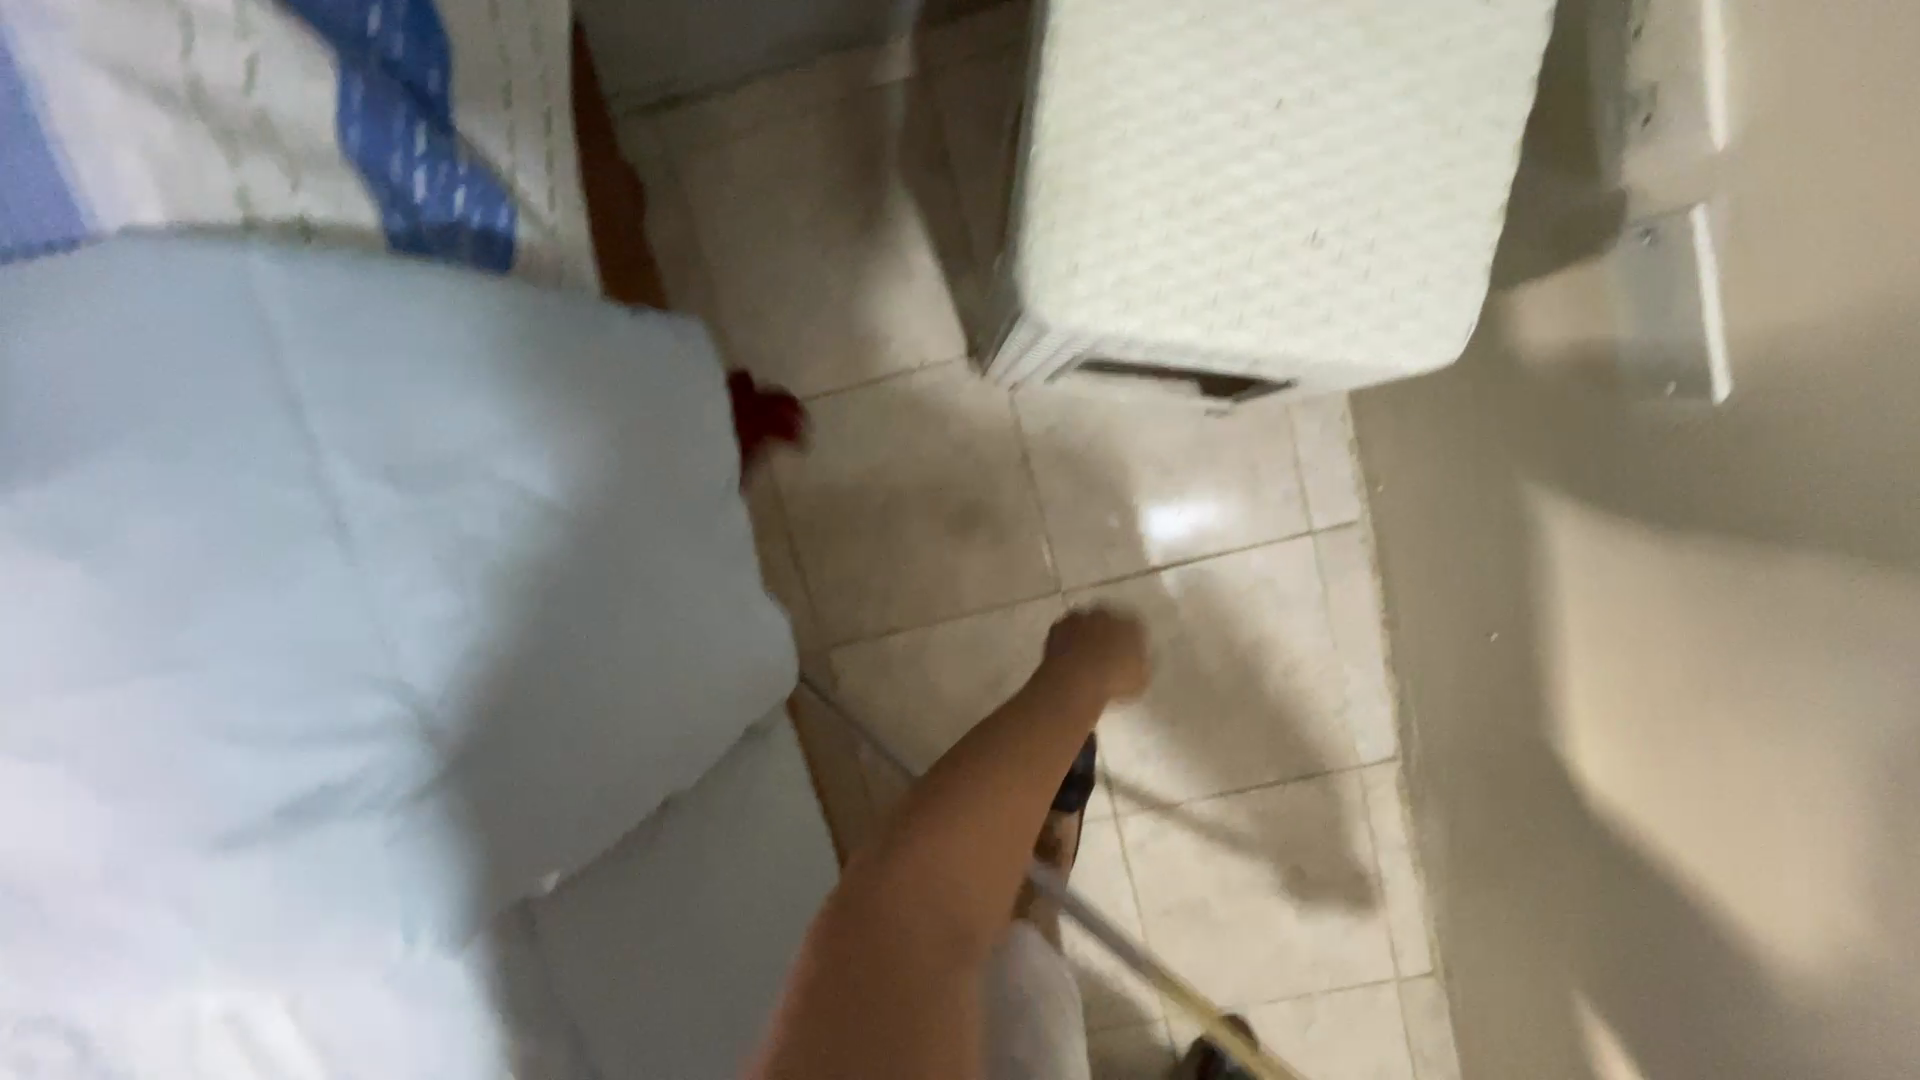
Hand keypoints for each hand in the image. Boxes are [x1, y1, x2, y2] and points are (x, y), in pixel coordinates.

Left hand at [1042, 607, 1150, 702]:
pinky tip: (1067, 656)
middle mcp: (1107, 612)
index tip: (1126, 654)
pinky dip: (1067, 640)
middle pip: (1109, 620)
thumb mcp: (1140, 679)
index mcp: (1133, 622)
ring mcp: (1081, 616)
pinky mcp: (1058, 625)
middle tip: (1105, 654)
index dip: (1130, 641)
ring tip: (1084, 656)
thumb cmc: (1114, 681)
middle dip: (1107, 633)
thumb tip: (1139, 662)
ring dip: (1085, 634)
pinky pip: (1065, 630)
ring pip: (1086, 622)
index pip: (1135, 626)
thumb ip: (1141, 665)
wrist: (1076, 678)